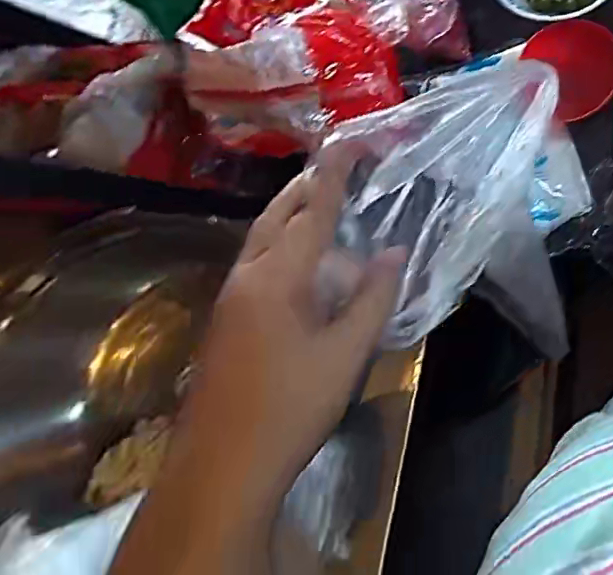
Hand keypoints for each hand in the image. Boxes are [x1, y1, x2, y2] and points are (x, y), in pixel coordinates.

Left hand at [171, 160, 405, 512]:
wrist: (218, 472)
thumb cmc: (291, 404)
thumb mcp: (349, 350)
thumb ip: (375, 295)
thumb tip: (394, 251)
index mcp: (278, 277)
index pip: (312, 210)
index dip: (335, 172)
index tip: (351, 140)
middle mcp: (248, 278)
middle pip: (276, 216)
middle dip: (307, 185)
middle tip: (342, 165)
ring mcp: (231, 301)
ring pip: (262, 239)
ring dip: (294, 213)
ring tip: (329, 202)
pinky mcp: (227, 323)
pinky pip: (258, 263)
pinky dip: (286, 243)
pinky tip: (310, 263)